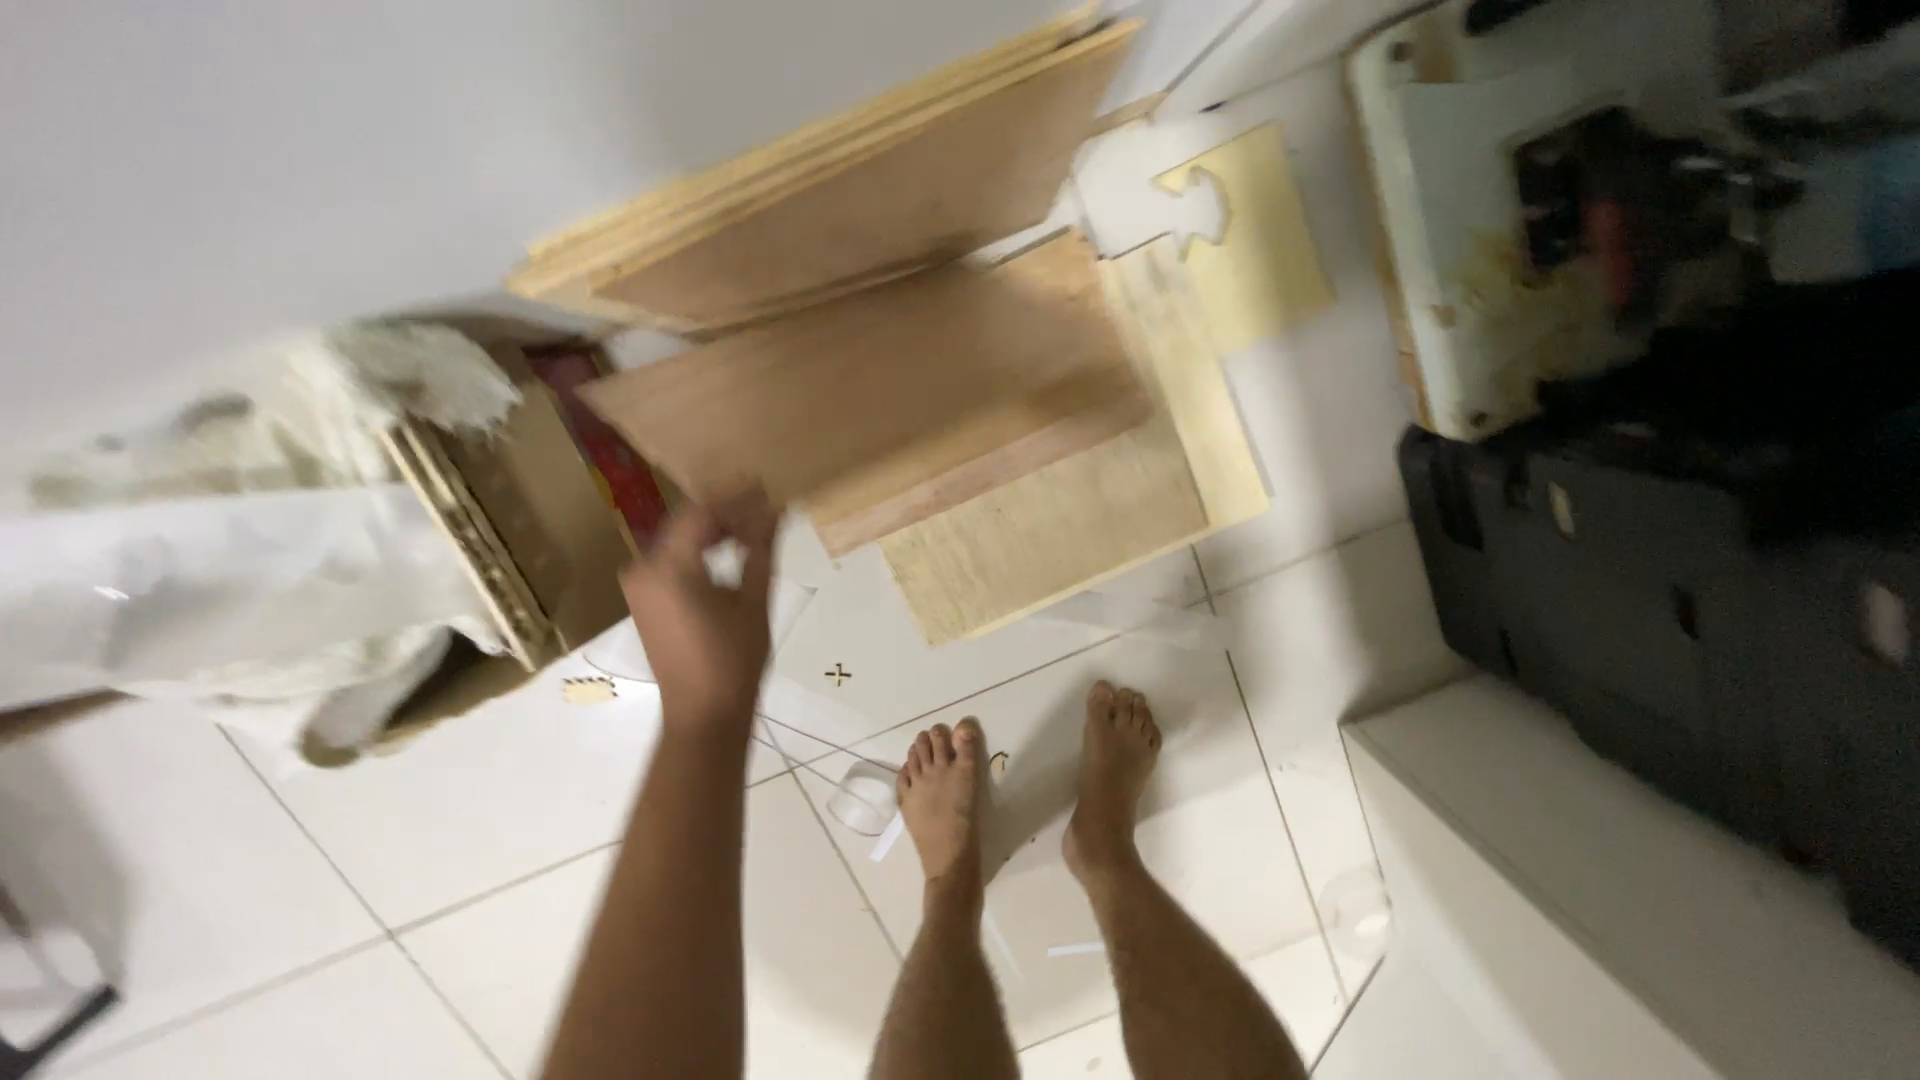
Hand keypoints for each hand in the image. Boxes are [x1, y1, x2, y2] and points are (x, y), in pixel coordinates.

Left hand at [620, 489, 782, 733]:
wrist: (703, 715)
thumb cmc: (734, 660)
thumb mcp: (754, 601)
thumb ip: (761, 549)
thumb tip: (775, 509)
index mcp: (669, 568)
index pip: (701, 513)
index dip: (734, 495)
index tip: (764, 484)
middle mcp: (644, 570)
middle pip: (687, 525)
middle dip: (727, 512)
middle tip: (766, 505)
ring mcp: (640, 587)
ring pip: (681, 542)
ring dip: (715, 532)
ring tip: (755, 527)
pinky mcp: (645, 602)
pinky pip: (674, 562)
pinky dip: (702, 553)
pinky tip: (732, 553)